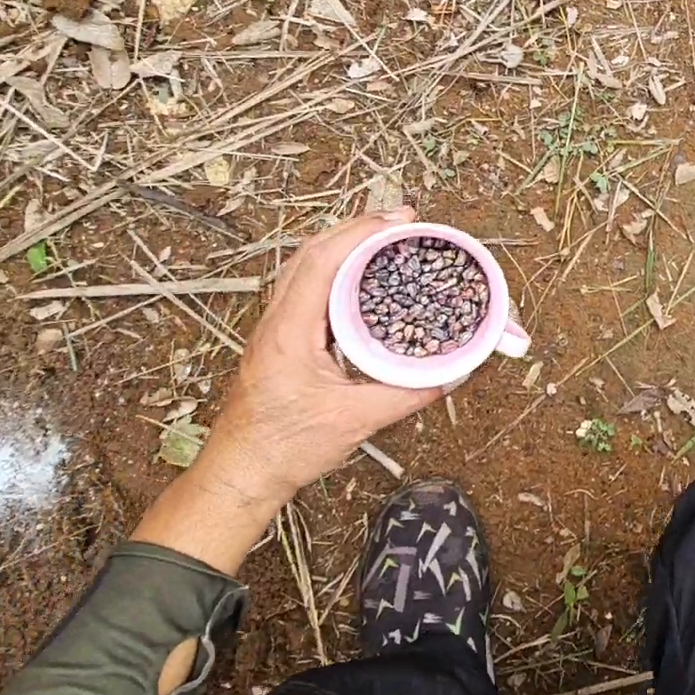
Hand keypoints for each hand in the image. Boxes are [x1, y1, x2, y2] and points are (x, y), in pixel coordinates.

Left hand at [193, 209, 446, 503]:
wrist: (239, 475)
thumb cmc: (286, 448)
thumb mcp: (357, 420)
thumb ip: (410, 394)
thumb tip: (455, 374)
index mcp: (291, 331)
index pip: (322, 262)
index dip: (362, 233)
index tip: (400, 220)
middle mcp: (277, 320)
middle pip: (311, 252)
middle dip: (357, 227)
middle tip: (401, 219)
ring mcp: (275, 328)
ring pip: (304, 266)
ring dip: (342, 243)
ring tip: (383, 236)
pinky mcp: (280, 339)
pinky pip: (306, 287)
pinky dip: (334, 268)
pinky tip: (359, 275)